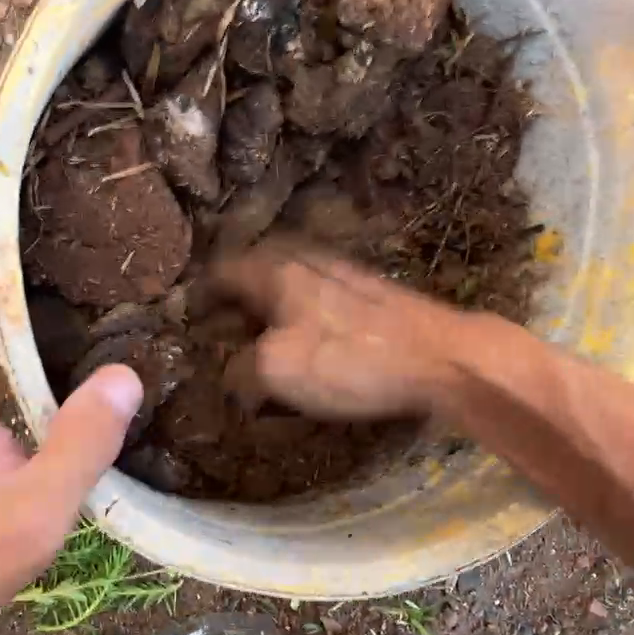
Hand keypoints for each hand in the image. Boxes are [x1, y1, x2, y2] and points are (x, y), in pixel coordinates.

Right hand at [208, 243, 468, 420]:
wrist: (444, 359)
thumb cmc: (351, 360)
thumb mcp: (276, 370)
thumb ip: (238, 369)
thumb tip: (232, 374)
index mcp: (275, 270)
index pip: (219, 271)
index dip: (198, 296)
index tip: (189, 321)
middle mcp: (305, 259)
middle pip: (253, 270)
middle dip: (234, 298)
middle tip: (224, 330)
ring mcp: (341, 272)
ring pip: (288, 282)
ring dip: (269, 306)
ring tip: (261, 339)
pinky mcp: (369, 293)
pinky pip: (316, 296)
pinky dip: (300, 314)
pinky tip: (308, 340)